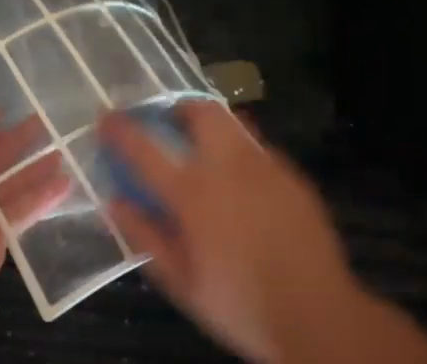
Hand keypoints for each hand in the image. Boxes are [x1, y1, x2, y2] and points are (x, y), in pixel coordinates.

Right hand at [100, 102, 426, 363]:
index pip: (144, 146)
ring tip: (204, 149)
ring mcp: (265, 167)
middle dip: (178, 108)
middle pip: (199, 111)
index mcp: (192, 192)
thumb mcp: (182, 283)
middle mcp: (227, 166)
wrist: (321, 319)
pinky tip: (243, 184)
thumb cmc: (242, 305)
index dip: (119, 128)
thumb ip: (145, 236)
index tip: (105, 118)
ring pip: (233, 123)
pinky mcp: (293, 177)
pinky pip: (259, 149)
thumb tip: (115, 202)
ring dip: (211, 126)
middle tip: (168, 125)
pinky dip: (240, 153)